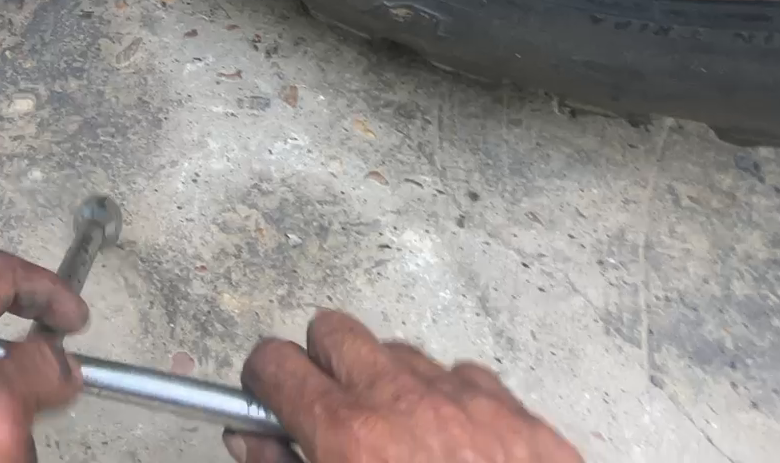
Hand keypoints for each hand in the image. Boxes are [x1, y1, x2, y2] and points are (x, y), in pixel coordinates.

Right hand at [226, 310, 581, 462]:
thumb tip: (248, 435)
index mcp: (349, 434)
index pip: (274, 360)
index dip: (265, 380)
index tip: (272, 401)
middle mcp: (403, 401)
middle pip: (333, 329)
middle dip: (324, 363)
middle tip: (338, 413)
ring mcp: (472, 405)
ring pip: (402, 353)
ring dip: (392, 385)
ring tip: (410, 442)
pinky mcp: (531, 425)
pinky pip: (471, 381)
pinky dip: (457, 406)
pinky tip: (466, 455)